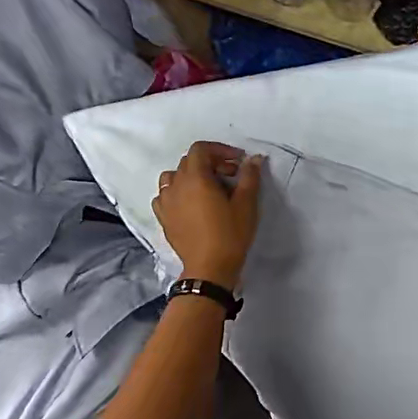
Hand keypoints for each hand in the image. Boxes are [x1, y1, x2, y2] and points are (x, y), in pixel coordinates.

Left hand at [153, 141, 261, 288]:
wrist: (209, 269)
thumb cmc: (230, 234)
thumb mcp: (246, 204)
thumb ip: (249, 176)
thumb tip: (253, 159)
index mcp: (195, 178)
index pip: (201, 149)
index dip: (220, 150)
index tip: (237, 161)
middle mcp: (175, 186)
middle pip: (189, 162)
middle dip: (211, 163)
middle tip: (231, 176)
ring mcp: (166, 203)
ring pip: (173, 177)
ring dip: (191, 176)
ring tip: (208, 188)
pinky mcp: (163, 218)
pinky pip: (164, 196)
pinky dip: (176, 193)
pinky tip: (189, 204)